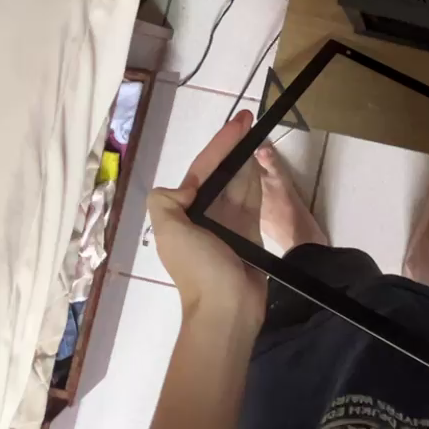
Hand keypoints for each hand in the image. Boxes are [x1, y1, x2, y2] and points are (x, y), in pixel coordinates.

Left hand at [147, 111, 266, 327]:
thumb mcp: (171, 233)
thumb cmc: (199, 269)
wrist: (227, 309)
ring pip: (238, 178)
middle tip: (249, 119)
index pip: (205, 167)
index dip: (221, 143)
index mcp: (184, 210)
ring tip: (256, 133)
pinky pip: (253, 196)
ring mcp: (229, 220)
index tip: (240, 121)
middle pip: (222, 169)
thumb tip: (190, 186)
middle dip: (233, 144)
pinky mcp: (249, 229)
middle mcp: (206, 211)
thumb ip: (167, 201)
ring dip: (245, 156)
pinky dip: (256, 177)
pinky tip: (261, 162)